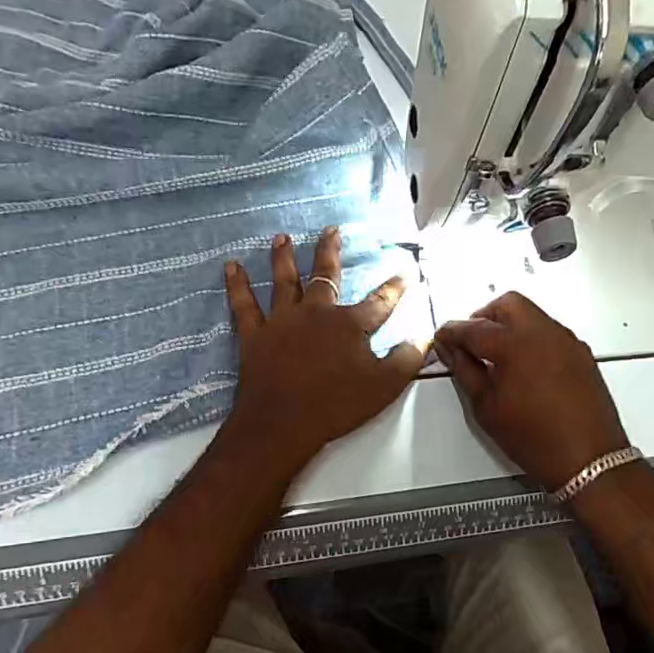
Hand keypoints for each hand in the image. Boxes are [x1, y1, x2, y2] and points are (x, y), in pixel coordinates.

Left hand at [222, 229, 426, 472]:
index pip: (379, 302)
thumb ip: (406, 360)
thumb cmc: (336, 406)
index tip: (406, 272)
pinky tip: (231, 266)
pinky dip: (237, 284)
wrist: (283, 423)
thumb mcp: (384, 387)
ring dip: (283, 257)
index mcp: (349, 325)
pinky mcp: (254, 334)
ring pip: (283, 280)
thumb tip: (422, 338)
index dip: (394, 288)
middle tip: (331, 229)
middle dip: (330, 250)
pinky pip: (243, 304)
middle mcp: (315, 313)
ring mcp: (282, 320)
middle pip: (325, 275)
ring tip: (281, 237)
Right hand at [433, 292, 630, 492]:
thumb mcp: (486, 407)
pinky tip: (523, 365)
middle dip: (484, 316)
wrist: (588, 460)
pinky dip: (531, 337)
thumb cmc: (533, 438)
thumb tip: (451, 350)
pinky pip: (550, 331)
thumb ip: (465, 371)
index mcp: (515, 344)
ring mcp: (566, 341)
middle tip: (470, 341)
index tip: (442, 338)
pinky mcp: (581, 353)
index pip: (473, 327)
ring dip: (509, 324)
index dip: (453, 331)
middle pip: (507, 304)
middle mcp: (543, 333)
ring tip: (496, 354)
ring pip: (532, 314)